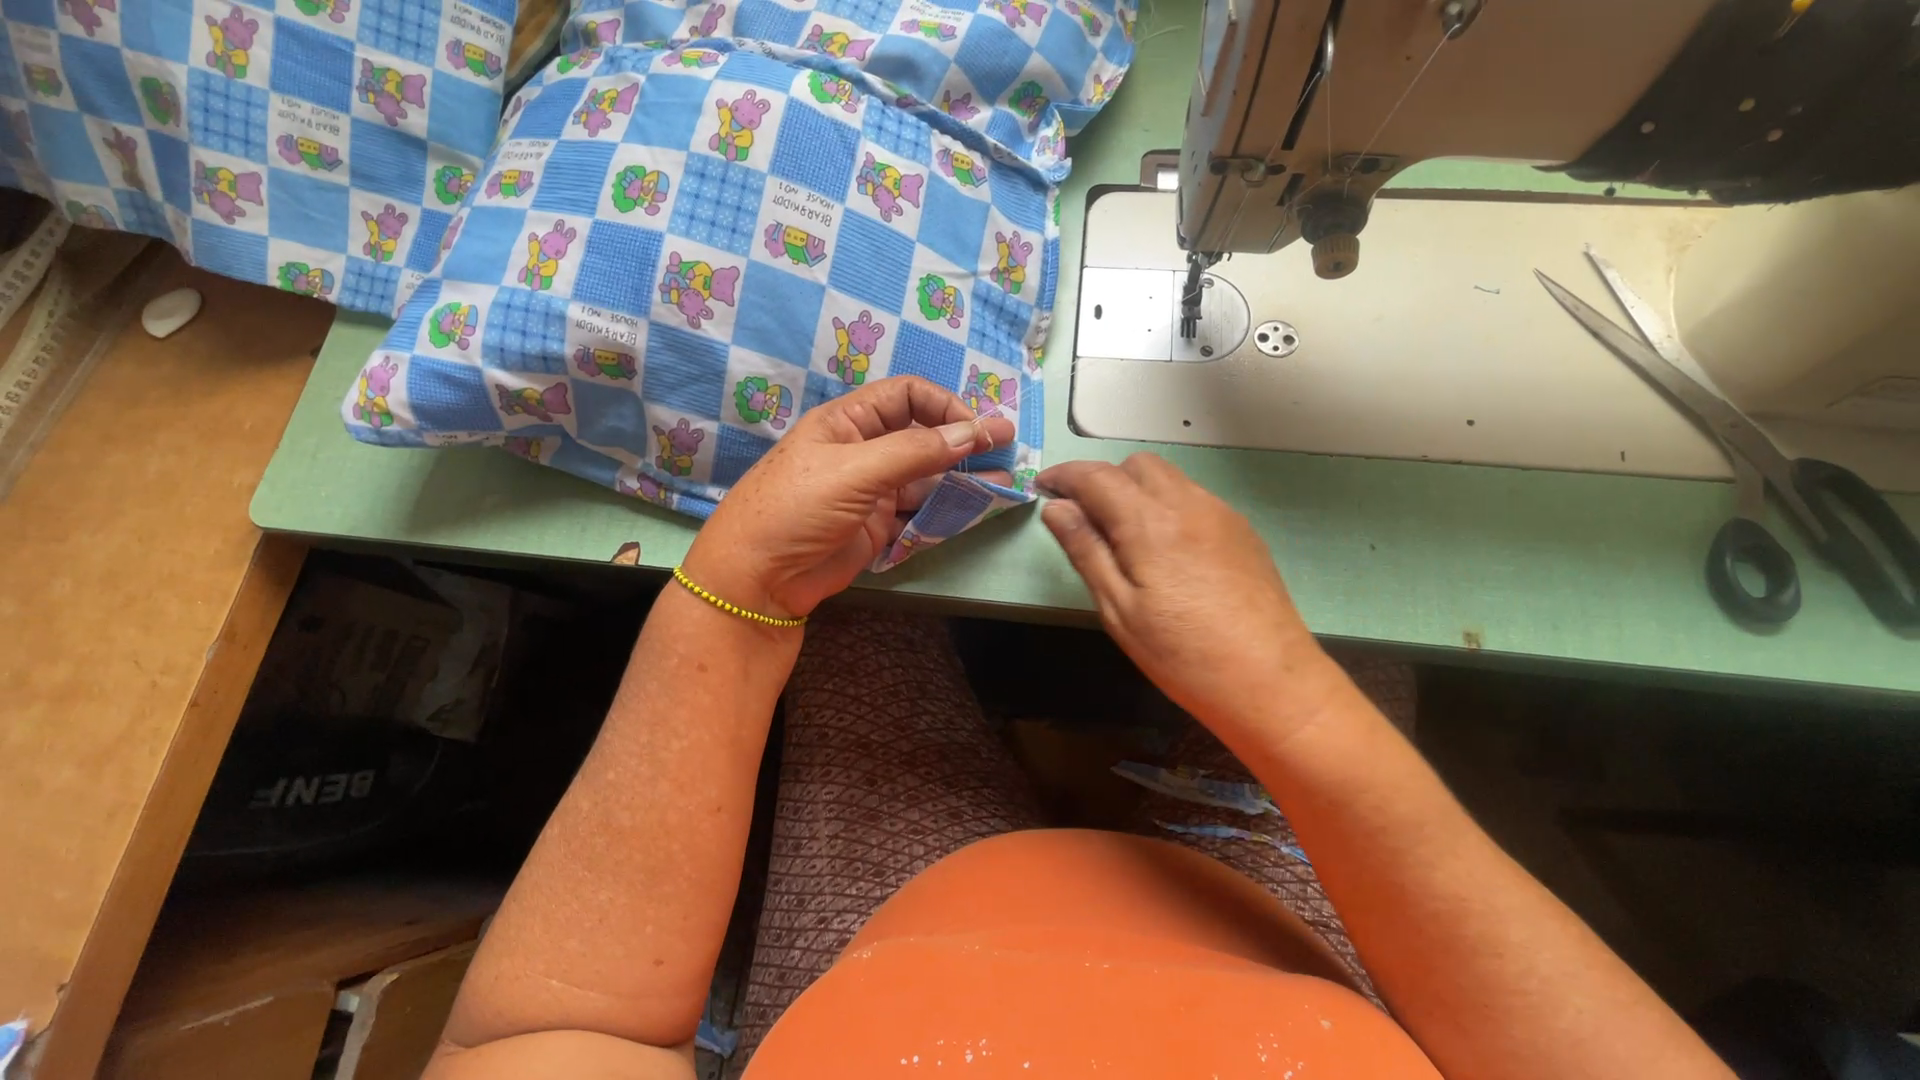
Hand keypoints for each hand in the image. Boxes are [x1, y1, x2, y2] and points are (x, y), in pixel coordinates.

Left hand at [683, 376, 1014, 619]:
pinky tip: (975, 511)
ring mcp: (871, 492)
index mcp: (847, 421)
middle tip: (1008, 447)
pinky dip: (946, 512)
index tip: (977, 428)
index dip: (944, 406)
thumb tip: (972, 432)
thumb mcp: (854, 471)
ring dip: (962, 480)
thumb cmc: (795, 508)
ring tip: (1005, 485)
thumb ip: (915, 451)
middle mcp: (863, 451)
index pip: (906, 397)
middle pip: (922, 437)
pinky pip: (919, 513)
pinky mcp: (876, 528)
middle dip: (963, 441)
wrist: (757, 580)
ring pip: (926, 478)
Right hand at [1037, 453, 1342, 740]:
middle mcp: (1187, 504)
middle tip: (1084, 517)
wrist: (1268, 681)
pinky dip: (1167, 504)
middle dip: (1103, 478)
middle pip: (1136, 465)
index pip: (1097, 476)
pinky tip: (1164, 548)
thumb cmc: (1180, 654)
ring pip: (1169, 478)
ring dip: (1137, 489)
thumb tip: (1056, 508)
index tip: (1042, 487)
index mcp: (1149, 523)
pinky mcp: (1242, 530)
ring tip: (1123, 533)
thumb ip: (1086, 550)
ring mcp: (1220, 514)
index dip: (1064, 475)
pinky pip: (1194, 498)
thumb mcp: (1118, 608)